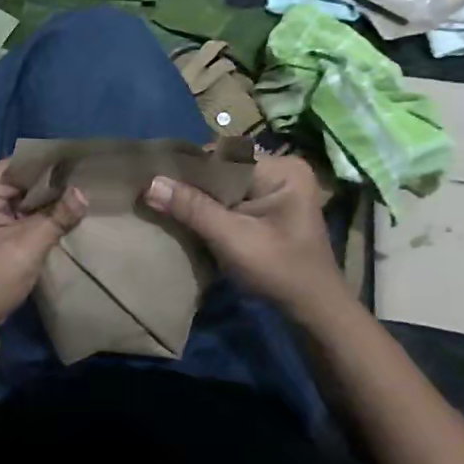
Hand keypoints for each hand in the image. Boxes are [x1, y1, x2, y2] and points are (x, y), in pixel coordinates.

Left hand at [0, 161, 88, 362]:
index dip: (49, 166)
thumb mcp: (26, 250)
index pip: (16, 166)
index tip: (81, 166)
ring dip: (42, 200)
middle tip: (85, 182)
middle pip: (15, 179)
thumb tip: (84, 191)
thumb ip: (56, 217)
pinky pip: (9, 211)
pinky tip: (58, 215)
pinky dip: (31, 214)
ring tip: (77, 196)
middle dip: (49, 184)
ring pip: (15, 196)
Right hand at [144, 153, 349, 320]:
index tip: (154, 181)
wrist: (313, 307)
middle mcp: (282, 168)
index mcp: (282, 168)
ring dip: (200, 197)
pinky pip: (234, 196)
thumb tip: (150, 183)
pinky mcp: (271, 205)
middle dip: (193, 183)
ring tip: (167, 204)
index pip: (223, 156)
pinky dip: (213, 207)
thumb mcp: (231, 238)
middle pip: (224, 168)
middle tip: (156, 195)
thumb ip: (192, 208)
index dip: (188, 169)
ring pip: (226, 183)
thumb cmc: (278, 270)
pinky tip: (192, 217)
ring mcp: (279, 187)